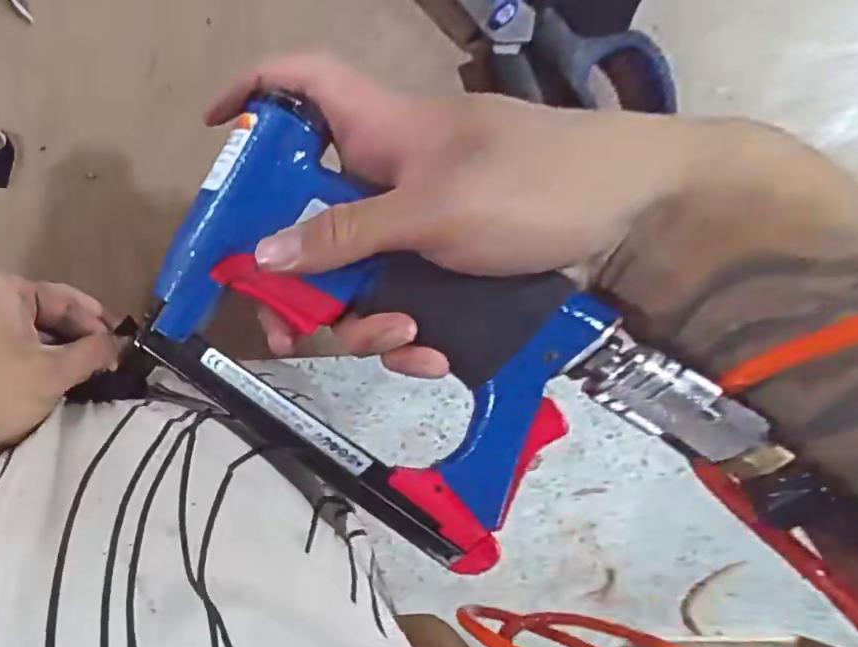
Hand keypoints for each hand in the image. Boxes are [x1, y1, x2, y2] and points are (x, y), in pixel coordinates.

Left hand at [0, 271, 118, 471]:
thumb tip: (119, 344)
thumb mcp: (52, 373)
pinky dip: (36, 360)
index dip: (98, 322)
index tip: (127, 343)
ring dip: (60, 352)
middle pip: (47, 313)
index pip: (64, 298)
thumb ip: (93, 352)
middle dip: (80, 338)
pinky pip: (12, 345)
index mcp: (1, 286)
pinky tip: (59, 377)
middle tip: (114, 360)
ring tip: (92, 371)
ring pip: (30, 332)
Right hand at [206, 53, 706, 377]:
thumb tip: (262, 256)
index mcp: (381, 137)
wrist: (645, 227)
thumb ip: (344, 236)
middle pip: (296, 230)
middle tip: (284, 327)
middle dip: (289, 288)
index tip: (212, 125)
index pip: (308, 86)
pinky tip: (426, 348)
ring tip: (401, 336)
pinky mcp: (421, 276)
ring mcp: (397, 236)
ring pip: (335, 287)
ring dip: (355, 327)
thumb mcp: (436, 208)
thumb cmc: (547, 184)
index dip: (255, 92)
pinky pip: (379, 313)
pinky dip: (397, 341)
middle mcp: (376, 187)